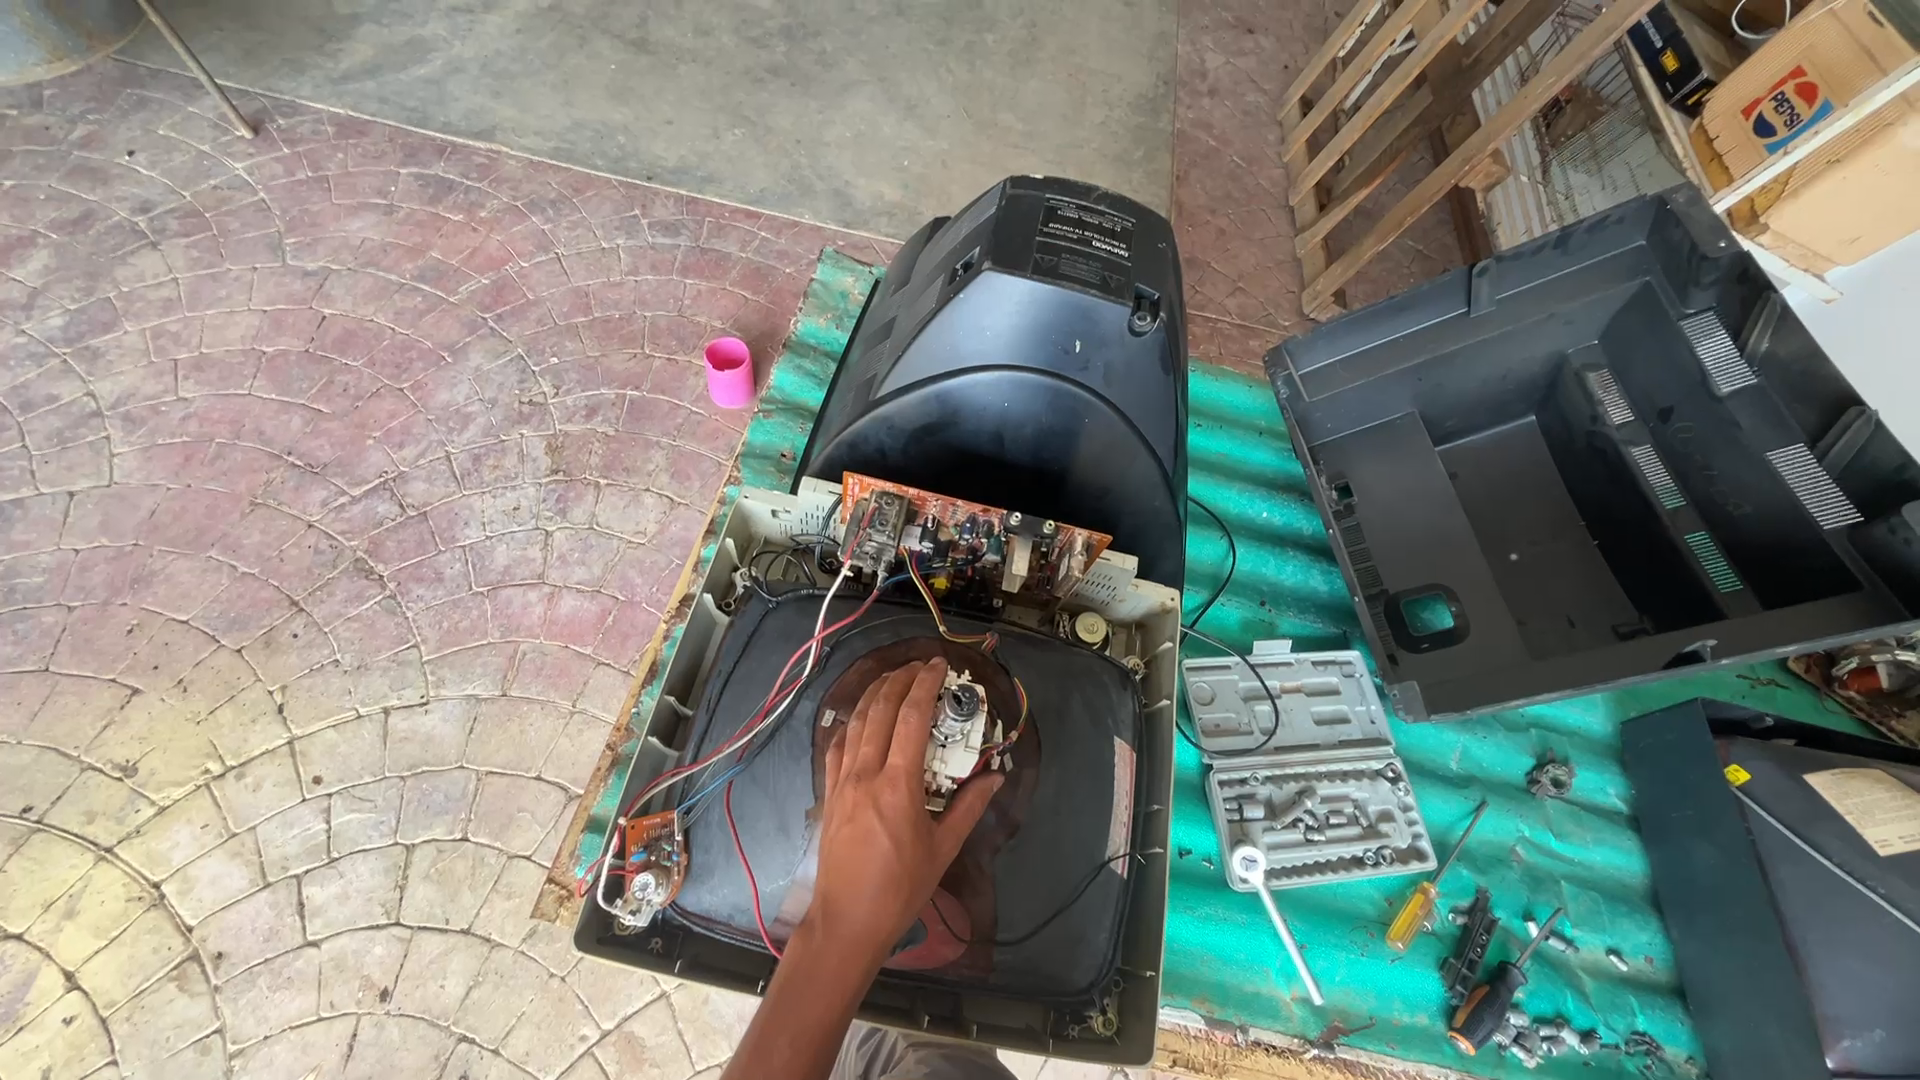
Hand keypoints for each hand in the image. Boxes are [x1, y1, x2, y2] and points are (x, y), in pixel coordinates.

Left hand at [812, 658, 1001, 960]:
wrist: (847, 921)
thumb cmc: (900, 888)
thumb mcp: (943, 849)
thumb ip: (969, 807)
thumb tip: (997, 776)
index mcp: (898, 784)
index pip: (911, 717)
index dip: (925, 685)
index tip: (939, 666)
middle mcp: (866, 773)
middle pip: (880, 710)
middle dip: (900, 679)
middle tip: (920, 666)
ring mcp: (842, 782)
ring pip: (855, 722)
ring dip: (874, 693)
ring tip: (893, 678)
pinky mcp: (828, 793)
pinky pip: (837, 746)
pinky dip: (851, 722)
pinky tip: (859, 717)